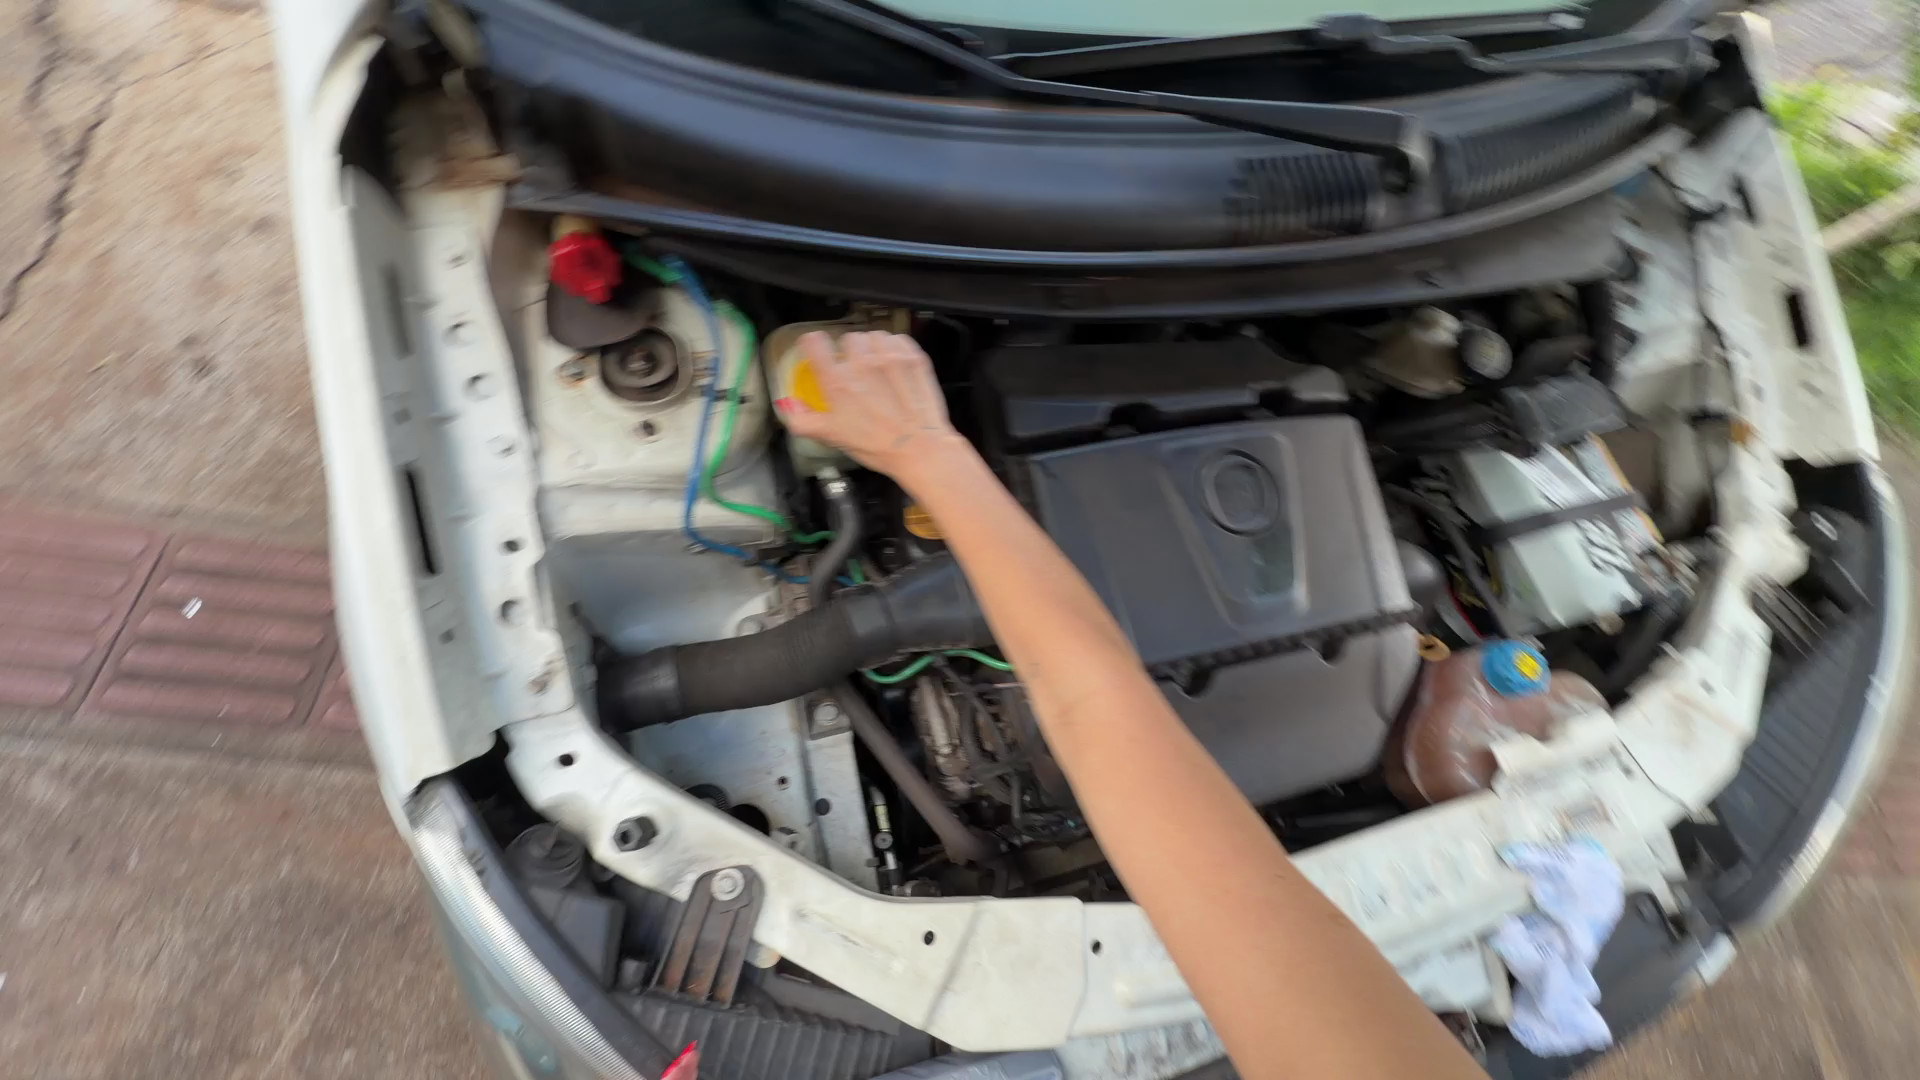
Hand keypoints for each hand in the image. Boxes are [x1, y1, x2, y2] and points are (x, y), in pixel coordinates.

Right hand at [777, 331, 972, 485]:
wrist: (920, 449)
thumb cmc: (876, 446)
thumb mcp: (832, 437)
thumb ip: (803, 420)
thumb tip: (787, 405)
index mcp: (838, 382)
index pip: (814, 342)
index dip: (814, 345)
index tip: (818, 351)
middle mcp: (862, 363)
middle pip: (848, 338)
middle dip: (849, 352)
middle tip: (856, 372)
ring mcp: (890, 358)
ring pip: (874, 335)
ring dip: (873, 348)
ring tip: (877, 367)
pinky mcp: (914, 359)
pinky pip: (899, 339)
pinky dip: (895, 348)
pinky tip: (896, 365)